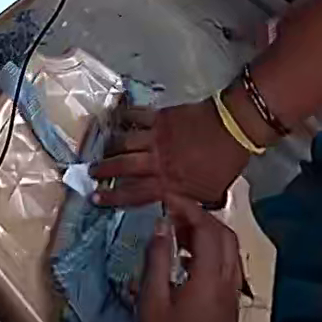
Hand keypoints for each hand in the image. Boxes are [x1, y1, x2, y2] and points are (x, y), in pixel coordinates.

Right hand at [89, 102, 248, 207]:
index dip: (114, 196)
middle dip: (105, 170)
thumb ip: (187, 199)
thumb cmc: (223, 164)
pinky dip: (123, 116)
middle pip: (124, 166)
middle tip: (90, 172)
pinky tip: (116, 118)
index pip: (135, 193)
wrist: (231, 130)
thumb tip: (172, 205)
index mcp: (170, 183)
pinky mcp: (157, 117)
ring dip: (111, 146)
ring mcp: (155, 136)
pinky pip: (134, 116)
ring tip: (101, 149)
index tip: (95, 198)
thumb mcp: (209, 194)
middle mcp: (157, 160)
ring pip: (124, 141)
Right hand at [140, 195, 243, 321]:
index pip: (207, 229)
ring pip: (230, 252)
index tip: (165, 198)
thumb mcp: (153, 299)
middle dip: (200, 216)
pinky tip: (185, 258)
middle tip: (173, 211)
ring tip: (176, 231)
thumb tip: (160, 224)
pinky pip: (227, 269)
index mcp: (209, 282)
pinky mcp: (229, 311)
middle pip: (226, 236)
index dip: (187, 207)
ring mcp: (231, 300)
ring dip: (207, 233)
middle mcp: (228, 287)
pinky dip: (210, 252)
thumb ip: (157, 257)